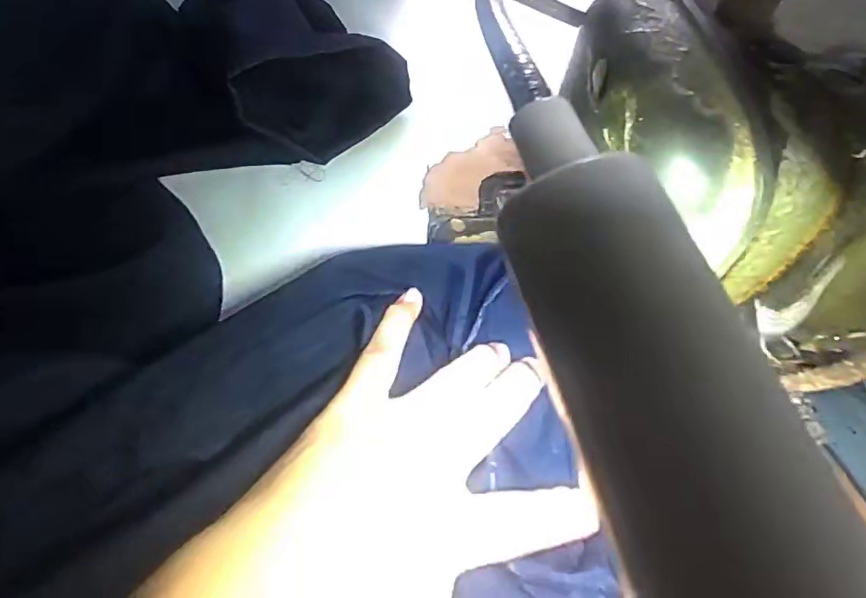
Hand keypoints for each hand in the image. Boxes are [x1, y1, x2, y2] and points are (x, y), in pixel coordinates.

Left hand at [137, 289, 599, 597]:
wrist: (266, 575)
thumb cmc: (342, 594)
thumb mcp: (419, 588)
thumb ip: (448, 563)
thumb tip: (464, 552)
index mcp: (453, 523)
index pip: (529, 517)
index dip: (571, 507)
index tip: (599, 493)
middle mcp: (435, 461)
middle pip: (491, 419)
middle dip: (519, 393)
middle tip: (538, 374)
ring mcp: (395, 424)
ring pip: (451, 382)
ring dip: (477, 365)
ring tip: (500, 350)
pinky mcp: (355, 405)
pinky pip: (381, 355)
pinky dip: (397, 323)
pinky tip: (411, 296)